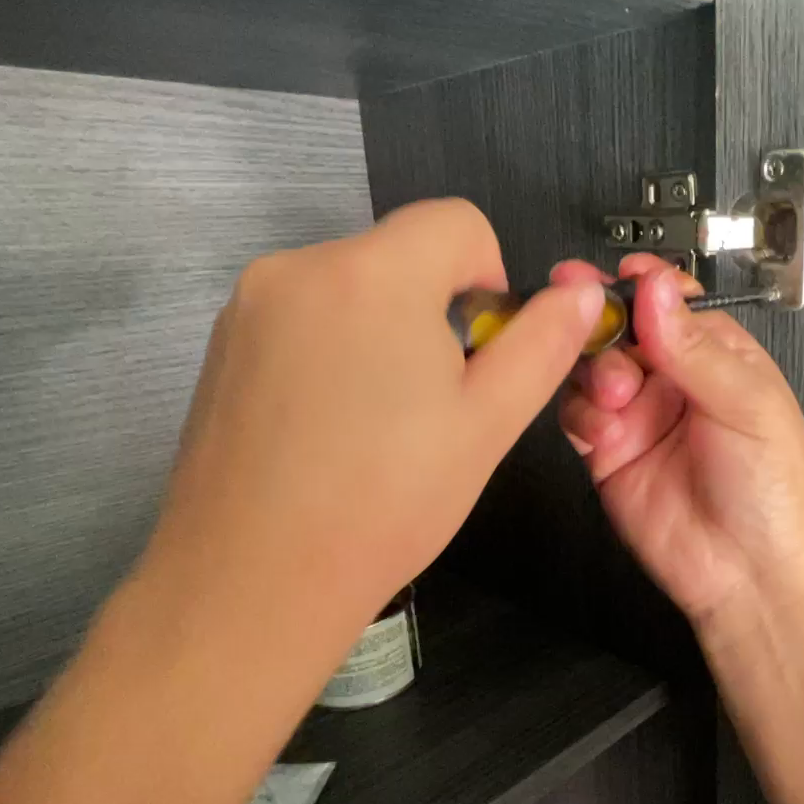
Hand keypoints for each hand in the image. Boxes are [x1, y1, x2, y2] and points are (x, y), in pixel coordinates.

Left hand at [137, 200, 605, 650]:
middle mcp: (299, 267)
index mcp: (373, 275)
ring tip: (380, 425)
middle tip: (435, 403)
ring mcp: (249, 305)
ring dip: (386, 331)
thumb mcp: (488, 424)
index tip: (481, 349)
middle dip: (435, 310)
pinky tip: (331, 429)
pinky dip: (336, 350)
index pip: (457, 221)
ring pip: (354, 287)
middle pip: (402, 254)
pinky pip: (305, 317)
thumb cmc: (388, 502)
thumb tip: (581, 292)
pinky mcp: (222, 345)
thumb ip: (542, 345)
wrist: (253, 582)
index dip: (490, 275)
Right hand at [553, 255, 803, 632]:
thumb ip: (696, 349)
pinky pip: (577, 414)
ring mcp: (638, 416)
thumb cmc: (771, 489)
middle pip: (622, 329)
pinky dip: (581, 413)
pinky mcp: (606, 452)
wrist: (747, 577)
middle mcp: (674, 380)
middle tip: (592, 326)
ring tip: (616, 396)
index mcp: (719, 357)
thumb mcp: (748, 408)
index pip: (671, 303)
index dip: (643, 287)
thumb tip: (656, 288)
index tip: (617, 276)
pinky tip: (605, 430)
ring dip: (593, 370)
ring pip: (592, 366)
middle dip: (605, 325)